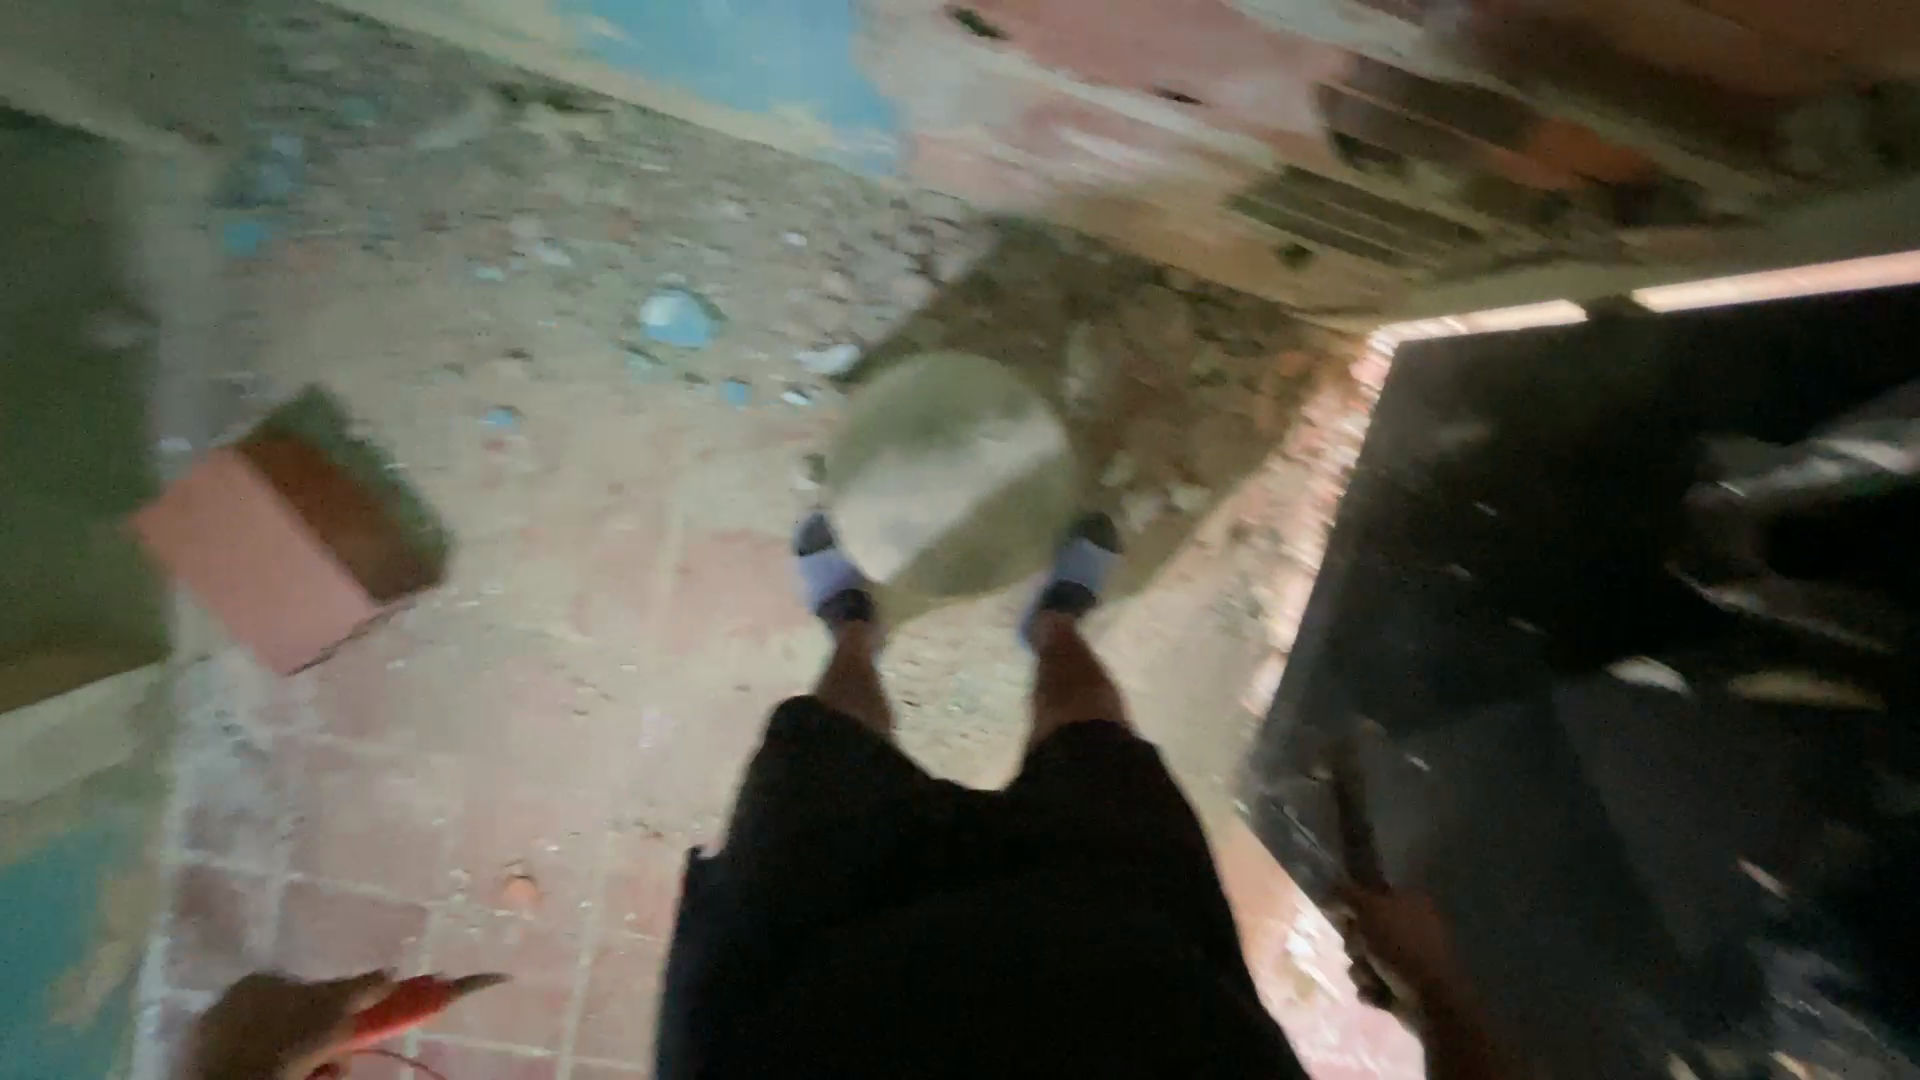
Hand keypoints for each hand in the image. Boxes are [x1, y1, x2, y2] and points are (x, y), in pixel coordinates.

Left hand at [183, 970, 393, 1079]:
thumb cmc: (288, 1038)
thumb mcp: (340, 1007)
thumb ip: (367, 985)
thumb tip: (393, 971)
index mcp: (256, 981)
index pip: (304, 984)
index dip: (331, 1003)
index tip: (347, 1022)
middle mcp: (226, 1004)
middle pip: (291, 1016)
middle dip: (321, 1035)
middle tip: (337, 1052)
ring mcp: (207, 1042)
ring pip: (274, 1043)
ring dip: (305, 1055)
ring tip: (323, 1070)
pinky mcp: (199, 1072)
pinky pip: (253, 1064)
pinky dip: (277, 1069)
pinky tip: (298, 1076)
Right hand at [1332, 884, 1468, 1006]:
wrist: (1436, 1003)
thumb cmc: (1402, 947)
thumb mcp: (1369, 908)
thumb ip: (1345, 893)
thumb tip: (1330, 891)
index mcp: (1411, 901)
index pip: (1372, 891)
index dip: (1353, 903)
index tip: (1344, 915)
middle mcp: (1413, 926)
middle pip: (1365, 926)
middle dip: (1355, 941)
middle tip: (1359, 948)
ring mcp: (1412, 959)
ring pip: (1367, 956)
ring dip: (1362, 968)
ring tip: (1371, 977)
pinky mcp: (1408, 987)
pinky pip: (1375, 981)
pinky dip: (1373, 988)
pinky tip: (1377, 993)